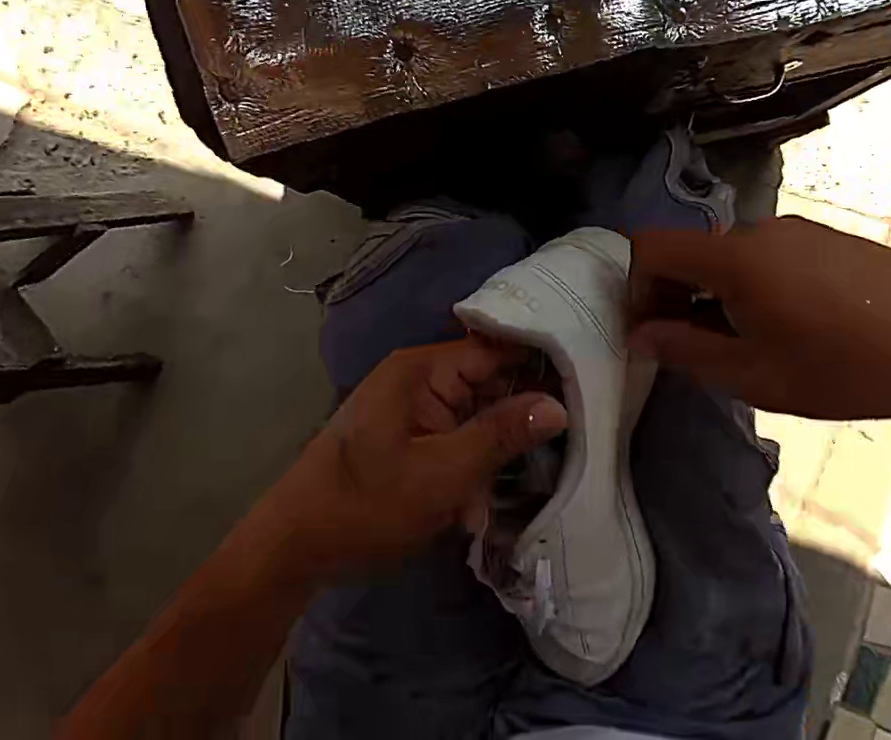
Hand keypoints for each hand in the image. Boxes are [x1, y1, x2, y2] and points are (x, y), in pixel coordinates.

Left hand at [255, 338, 567, 577]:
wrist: (300, 541)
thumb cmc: (368, 503)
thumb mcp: (441, 473)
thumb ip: (500, 435)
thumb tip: (558, 404)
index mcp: (423, 369)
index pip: (495, 349)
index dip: (541, 362)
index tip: (590, 382)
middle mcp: (420, 377)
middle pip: (490, 381)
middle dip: (521, 417)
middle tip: (567, 447)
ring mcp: (415, 407)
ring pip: (478, 414)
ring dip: (496, 452)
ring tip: (520, 484)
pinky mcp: (413, 434)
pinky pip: (458, 436)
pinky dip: (473, 466)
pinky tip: (477, 504)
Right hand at [627, 216, 890, 424]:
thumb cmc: (850, 369)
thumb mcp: (755, 375)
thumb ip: (684, 350)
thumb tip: (638, 335)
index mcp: (732, 257)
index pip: (649, 247)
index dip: (634, 287)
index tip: (650, 329)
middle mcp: (758, 230)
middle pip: (689, 253)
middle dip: (674, 296)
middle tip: (693, 345)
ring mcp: (799, 231)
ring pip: (728, 258)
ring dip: (715, 294)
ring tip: (749, 342)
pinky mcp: (830, 239)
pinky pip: (768, 256)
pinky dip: (754, 286)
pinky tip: (795, 327)